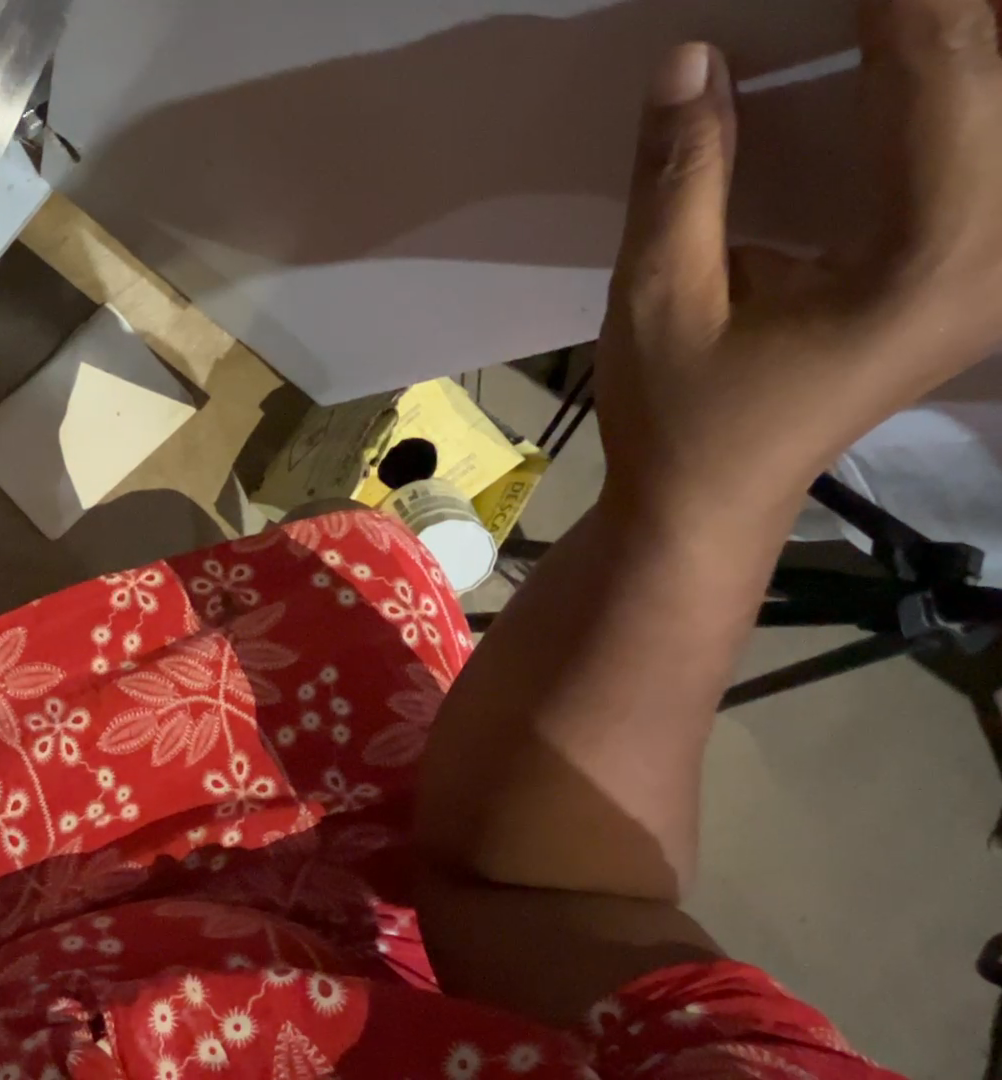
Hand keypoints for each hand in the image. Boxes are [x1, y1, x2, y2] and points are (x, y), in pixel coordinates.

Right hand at [597, 0, 1001, 517]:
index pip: (948, 74)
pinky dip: (953, 99)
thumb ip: (682, 182)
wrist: (711, 496)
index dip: (905, 1)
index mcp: (930, 257)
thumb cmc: (676, 415)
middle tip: (870, 11)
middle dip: (945, 22)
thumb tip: (688, 61)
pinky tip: (909, 77)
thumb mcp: (657, 301)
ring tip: (888, 33)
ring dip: (957, 58)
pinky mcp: (984, 263)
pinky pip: (987, 150)